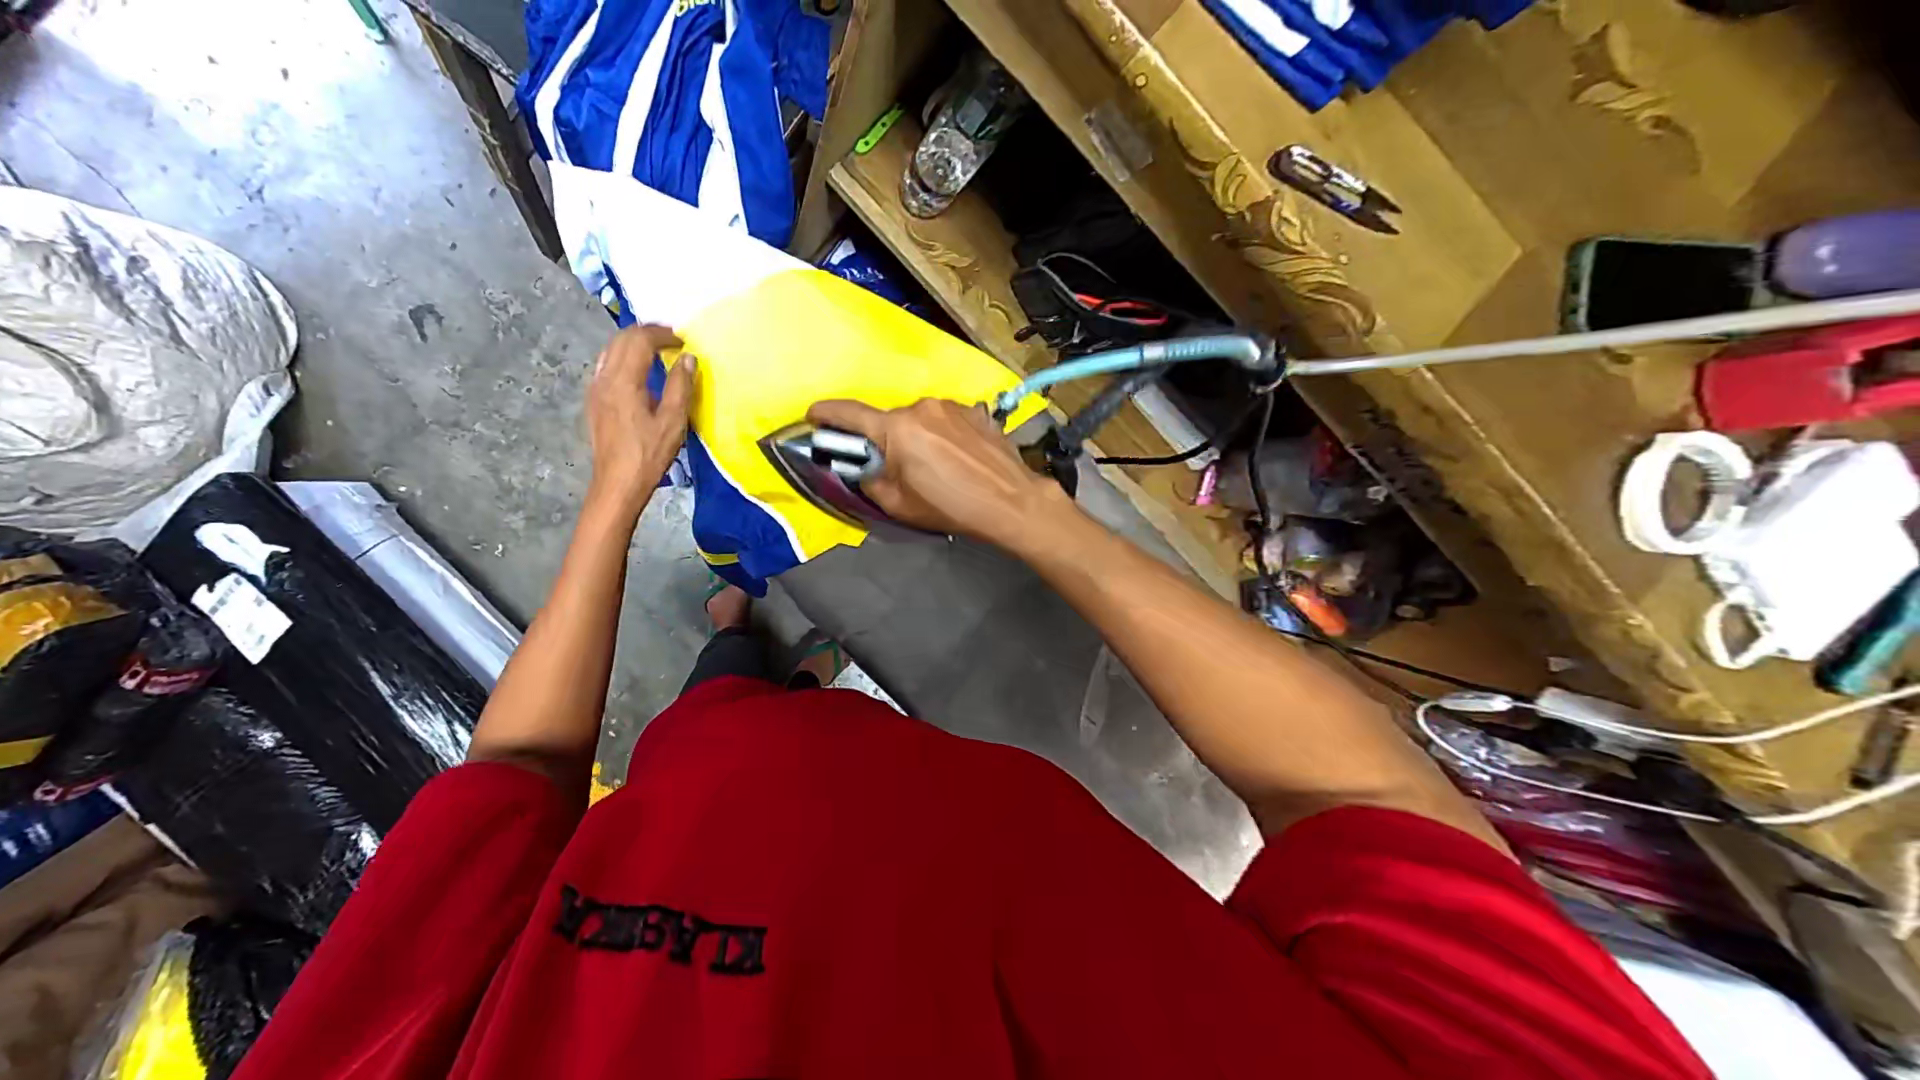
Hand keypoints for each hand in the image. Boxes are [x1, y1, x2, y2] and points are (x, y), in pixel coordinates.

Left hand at [586, 324, 694, 511]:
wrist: (618, 483)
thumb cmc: (649, 455)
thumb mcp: (673, 421)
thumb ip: (680, 386)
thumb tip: (688, 358)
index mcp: (624, 381)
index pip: (640, 340)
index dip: (662, 334)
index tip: (683, 340)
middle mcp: (604, 378)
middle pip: (622, 340)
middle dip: (647, 334)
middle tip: (672, 340)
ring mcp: (595, 389)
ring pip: (612, 351)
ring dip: (634, 344)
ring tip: (657, 352)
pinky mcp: (594, 401)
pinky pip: (607, 366)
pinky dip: (625, 358)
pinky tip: (640, 373)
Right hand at [806, 398, 1072, 550]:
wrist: (1011, 501)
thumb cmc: (951, 506)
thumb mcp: (898, 504)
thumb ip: (869, 481)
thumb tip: (862, 468)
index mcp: (897, 428)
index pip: (849, 413)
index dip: (826, 414)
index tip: (813, 416)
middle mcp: (922, 407)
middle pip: (889, 421)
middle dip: (886, 441)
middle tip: (896, 469)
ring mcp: (951, 406)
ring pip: (919, 419)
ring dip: (917, 438)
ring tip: (935, 468)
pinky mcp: (974, 411)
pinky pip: (945, 420)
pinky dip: (942, 435)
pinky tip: (957, 459)